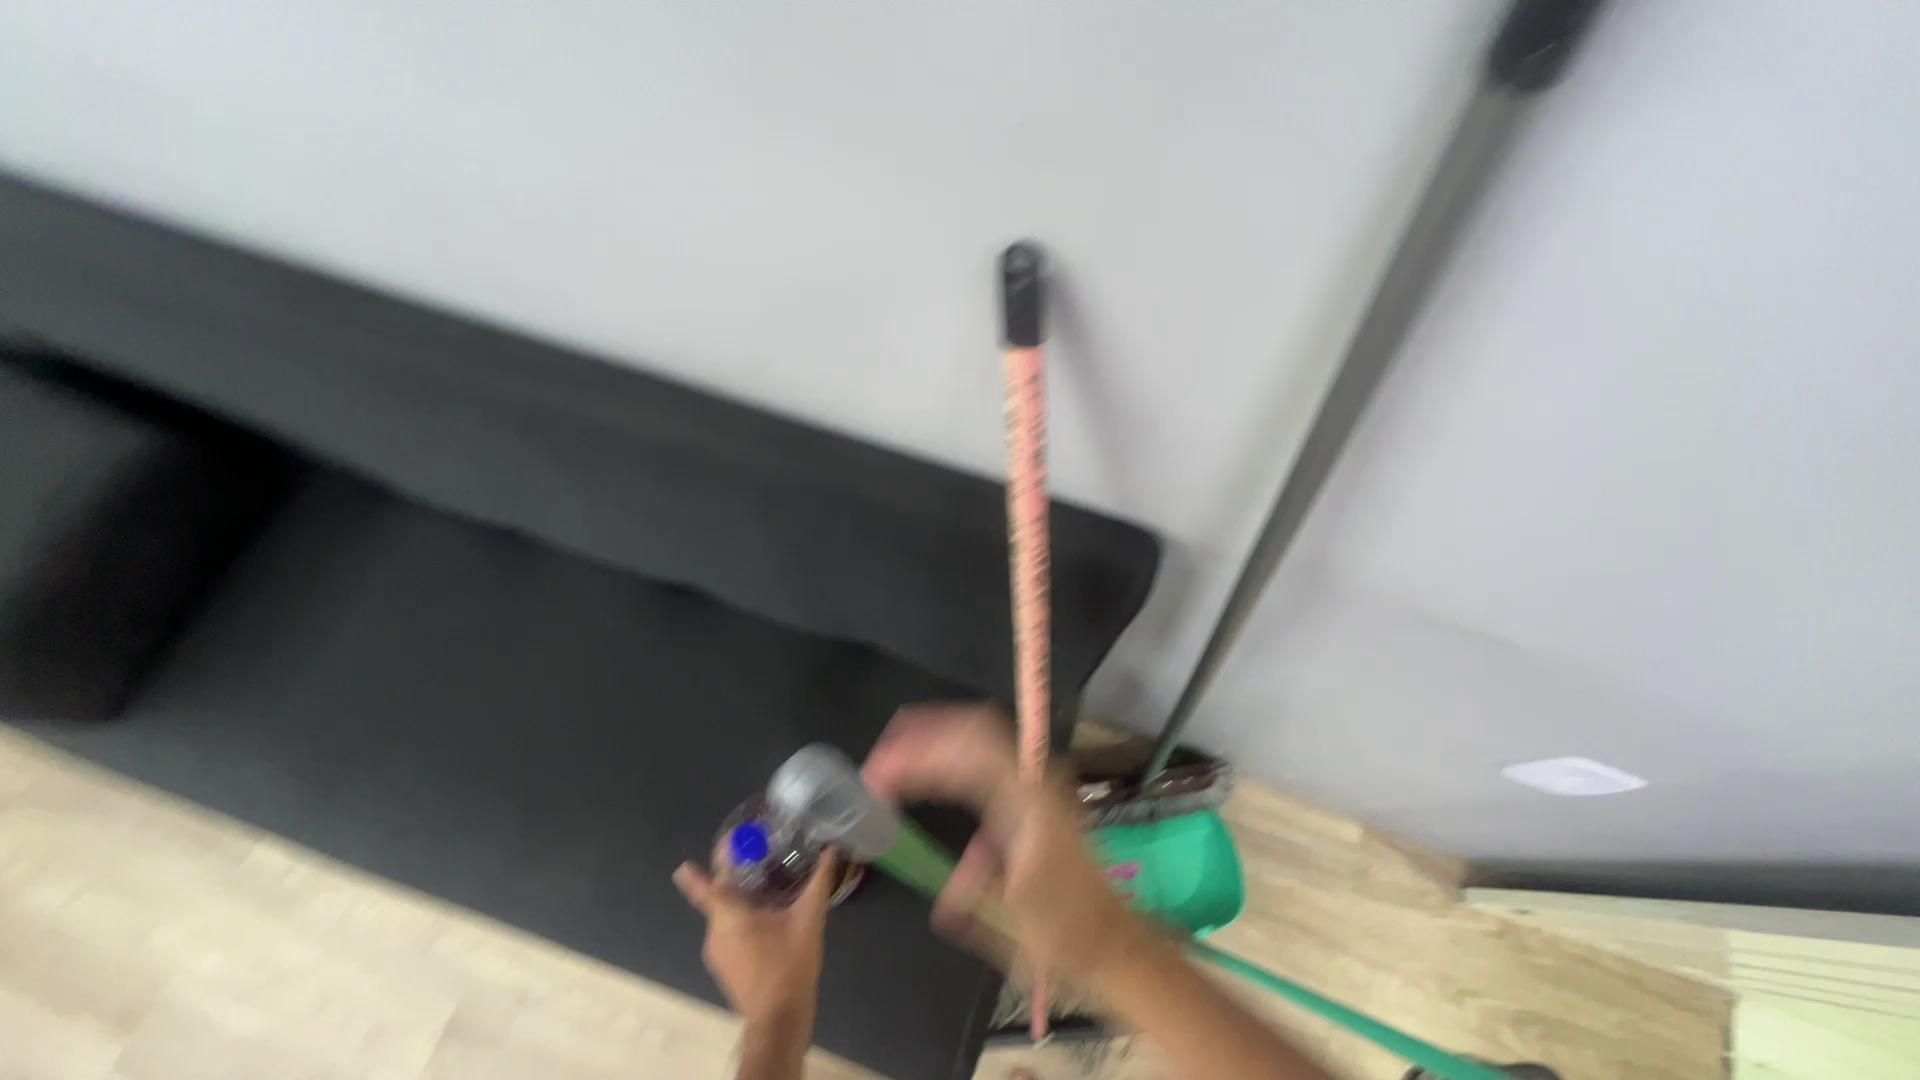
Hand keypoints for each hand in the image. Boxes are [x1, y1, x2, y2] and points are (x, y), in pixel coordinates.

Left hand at [672, 848, 838, 1028]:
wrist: (778, 1018)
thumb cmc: (790, 965)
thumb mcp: (809, 918)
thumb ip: (819, 881)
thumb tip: (833, 850)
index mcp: (729, 915)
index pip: (713, 878)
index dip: (721, 855)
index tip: (733, 836)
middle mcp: (714, 930)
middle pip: (722, 892)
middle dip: (740, 871)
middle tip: (762, 853)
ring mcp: (716, 950)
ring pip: (726, 911)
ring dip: (744, 896)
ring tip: (771, 882)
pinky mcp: (723, 964)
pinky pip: (728, 929)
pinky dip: (743, 916)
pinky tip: (768, 916)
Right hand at [860, 703, 1145, 980]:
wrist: (1112, 938)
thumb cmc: (1065, 933)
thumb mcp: (1014, 918)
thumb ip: (972, 889)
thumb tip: (941, 889)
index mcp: (1030, 805)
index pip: (969, 757)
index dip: (920, 757)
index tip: (880, 773)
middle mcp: (1037, 781)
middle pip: (976, 731)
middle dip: (926, 733)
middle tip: (884, 751)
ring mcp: (1040, 782)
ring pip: (986, 735)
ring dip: (941, 736)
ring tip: (900, 746)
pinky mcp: (1038, 792)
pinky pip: (993, 753)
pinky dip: (958, 748)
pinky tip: (935, 765)